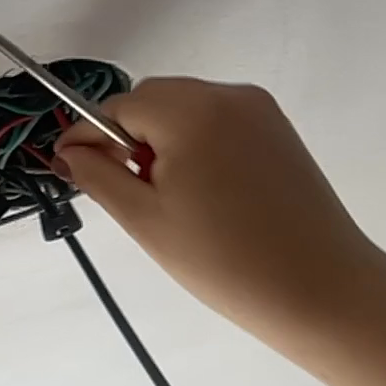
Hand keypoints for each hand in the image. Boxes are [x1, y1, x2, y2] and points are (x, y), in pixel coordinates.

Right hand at [54, 78, 385, 338]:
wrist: (319, 289)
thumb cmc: (221, 260)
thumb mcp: (144, 219)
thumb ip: (97, 175)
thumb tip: (69, 151)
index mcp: (191, 112)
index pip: (119, 107)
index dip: (88, 136)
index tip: (66, 166)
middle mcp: (228, 96)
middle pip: (153, 100)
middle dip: (126, 136)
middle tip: (119, 188)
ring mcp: (259, 111)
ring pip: (184, 109)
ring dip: (159, 140)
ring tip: (162, 196)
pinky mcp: (278, 131)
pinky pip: (216, 122)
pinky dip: (193, 144)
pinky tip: (198, 191)